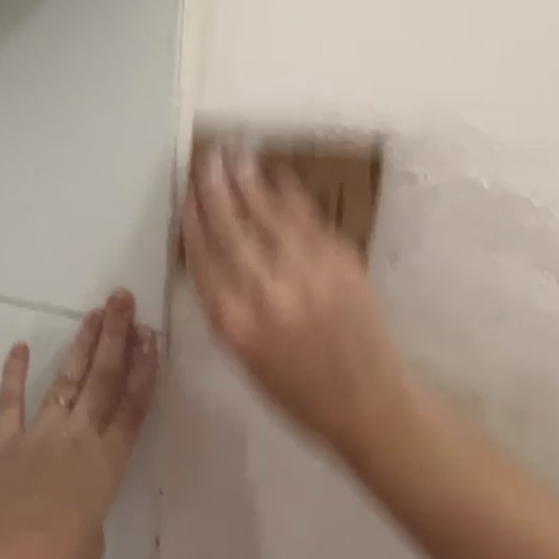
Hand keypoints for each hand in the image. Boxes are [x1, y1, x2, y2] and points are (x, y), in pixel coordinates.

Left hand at [0, 291, 157, 558]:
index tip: (150, 335)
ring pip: (67, 380)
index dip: (144, 368)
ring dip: (83, 345)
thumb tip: (78, 505)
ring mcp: (41, 434)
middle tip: (123, 300)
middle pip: (104, 379)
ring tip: (95, 313)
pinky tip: (19, 347)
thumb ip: (92, 511)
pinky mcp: (5, 441)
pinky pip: (11, 402)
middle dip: (117, 336)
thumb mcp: (93, 540)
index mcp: (108, 462)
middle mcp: (79, 437)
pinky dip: (14, 374)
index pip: (132, 406)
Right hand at [180, 148, 406, 450]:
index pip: (203, 259)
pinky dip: (290, 195)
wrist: (369, 404)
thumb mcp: (245, 361)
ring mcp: (307, 274)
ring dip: (250, 181)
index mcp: (234, 324)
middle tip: (209, 158)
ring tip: (237, 154)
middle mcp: (266, 294)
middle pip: (231, 229)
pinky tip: (277, 177)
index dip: (194, 221)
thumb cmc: (300, 394)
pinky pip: (307, 220)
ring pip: (268, 216)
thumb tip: (214, 261)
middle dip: (216, 190)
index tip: (188, 196)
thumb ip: (227, 311)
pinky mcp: (341, 263)